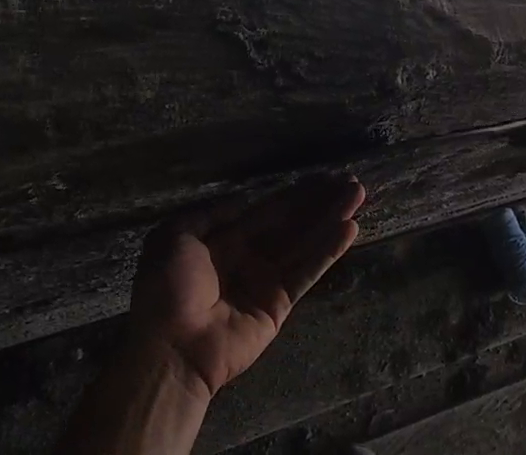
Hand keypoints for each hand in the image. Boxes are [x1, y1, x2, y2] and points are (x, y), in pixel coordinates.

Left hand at [128, 176, 365, 398]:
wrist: (171, 348)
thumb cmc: (168, 289)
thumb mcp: (173, 237)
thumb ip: (210, 214)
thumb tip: (244, 199)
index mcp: (224, 239)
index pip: (268, 209)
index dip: (296, 193)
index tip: (324, 176)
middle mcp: (250, 255)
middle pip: (293, 223)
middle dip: (321, 202)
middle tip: (352, 182)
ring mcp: (267, 280)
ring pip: (305, 242)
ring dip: (331, 218)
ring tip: (358, 195)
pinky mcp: (280, 303)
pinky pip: (307, 271)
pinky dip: (328, 250)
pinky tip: (349, 228)